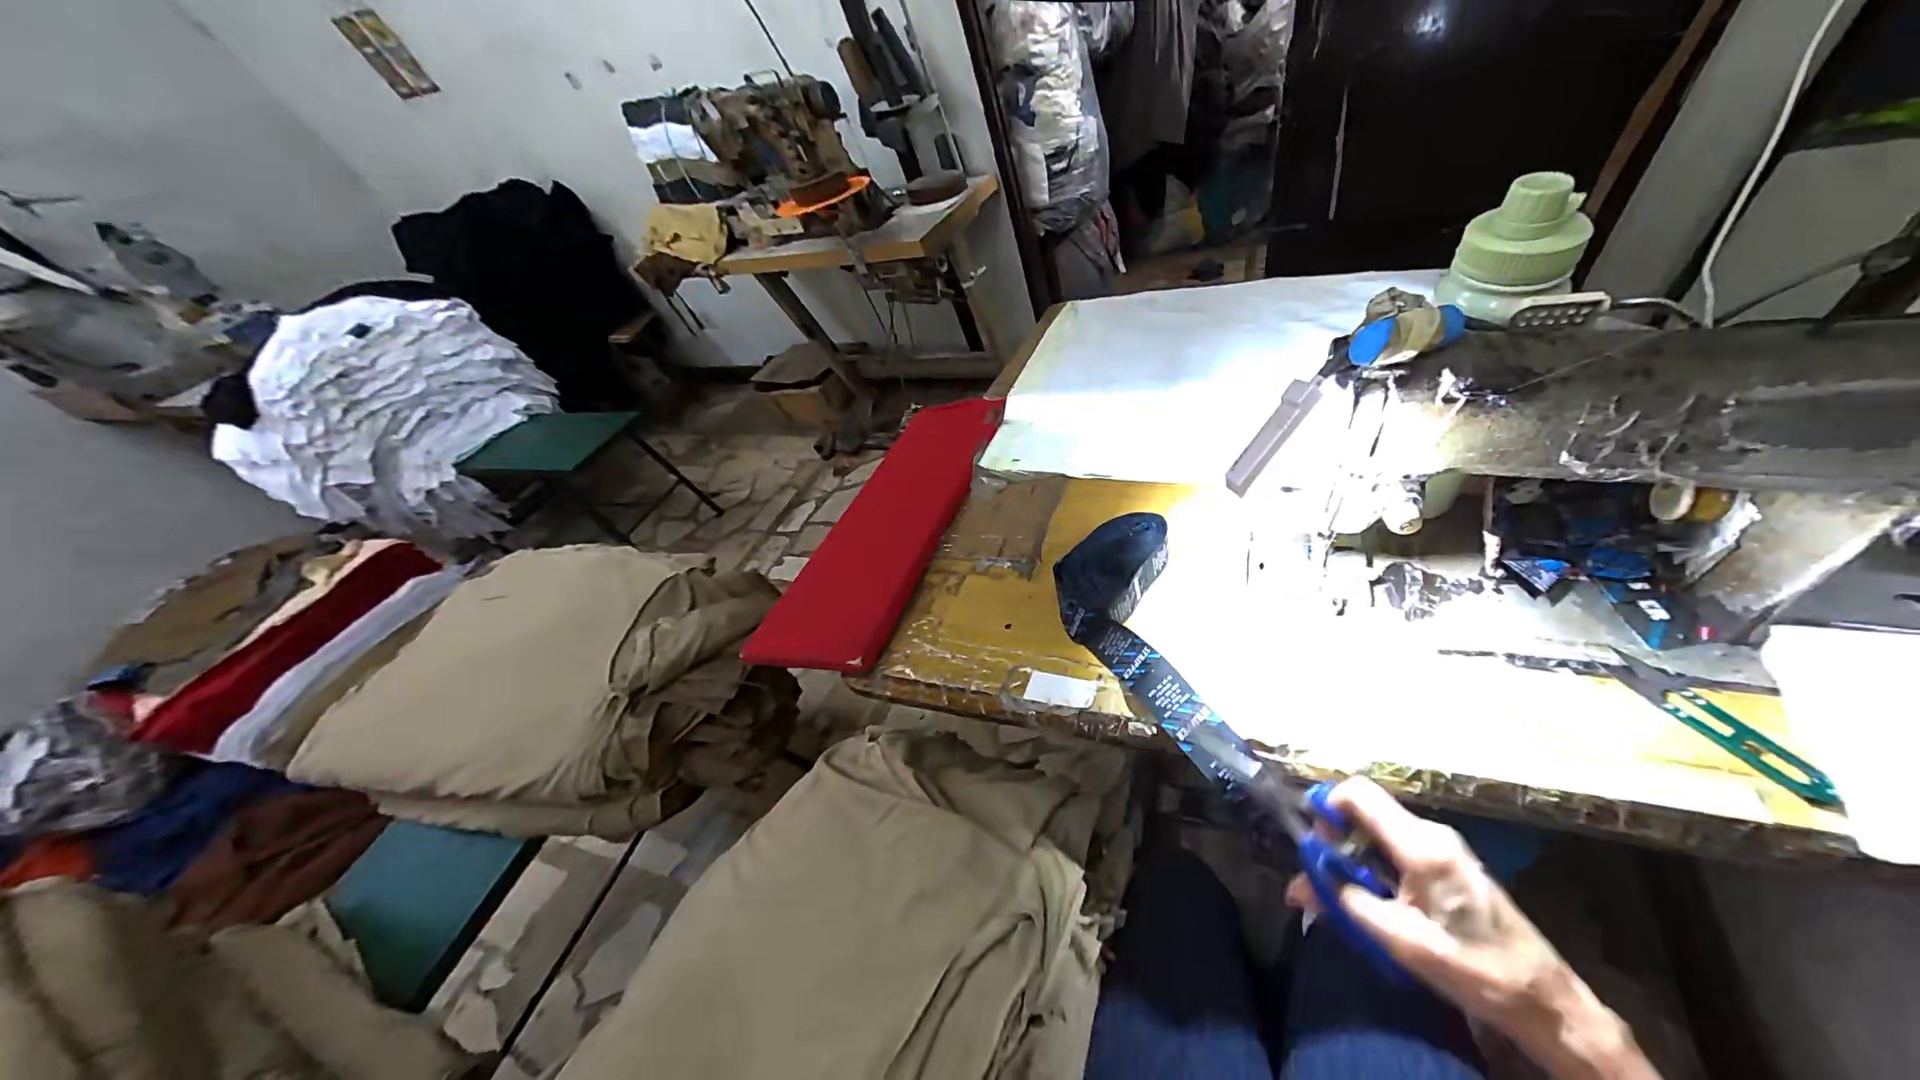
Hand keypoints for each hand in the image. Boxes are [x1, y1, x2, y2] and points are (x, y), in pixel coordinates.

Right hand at [1284, 777, 1659, 1079]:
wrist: (1547, 1003)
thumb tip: (1299, 885)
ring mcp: (1442, 846)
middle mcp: (1432, 834)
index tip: (1311, 840)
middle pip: (1364, 809)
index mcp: (1421, 846)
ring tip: (1340, 892)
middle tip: (1320, 874)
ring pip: (1377, 828)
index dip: (1325, 804)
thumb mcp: (1401, 941)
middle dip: (1333, 835)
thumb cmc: (1476, 970)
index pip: (1358, 793)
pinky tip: (1371, 897)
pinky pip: (1394, 844)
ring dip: (1350, 853)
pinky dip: (1371, 862)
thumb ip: (1345, 902)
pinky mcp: (1447, 862)